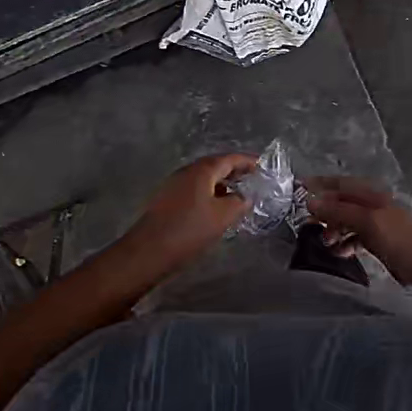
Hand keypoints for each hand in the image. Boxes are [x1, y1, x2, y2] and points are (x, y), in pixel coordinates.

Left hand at [119, 153, 257, 264]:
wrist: (148, 251)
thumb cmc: (189, 230)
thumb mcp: (222, 217)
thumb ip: (239, 203)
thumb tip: (245, 197)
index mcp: (202, 171)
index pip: (230, 159)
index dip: (248, 161)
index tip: (263, 166)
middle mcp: (186, 171)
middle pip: (215, 165)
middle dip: (235, 171)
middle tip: (253, 179)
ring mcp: (174, 184)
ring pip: (203, 178)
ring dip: (221, 183)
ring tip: (237, 195)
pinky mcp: (166, 199)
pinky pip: (194, 189)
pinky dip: (209, 193)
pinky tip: (215, 208)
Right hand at [304, 176, 411, 285]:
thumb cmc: (399, 240)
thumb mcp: (367, 222)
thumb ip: (339, 211)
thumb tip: (311, 201)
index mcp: (371, 195)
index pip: (340, 184)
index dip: (320, 184)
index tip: (298, 187)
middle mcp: (373, 206)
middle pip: (342, 203)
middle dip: (324, 211)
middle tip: (307, 223)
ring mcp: (377, 224)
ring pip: (347, 221)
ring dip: (333, 229)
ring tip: (323, 242)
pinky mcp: (380, 242)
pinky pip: (355, 238)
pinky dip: (345, 243)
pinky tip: (338, 253)